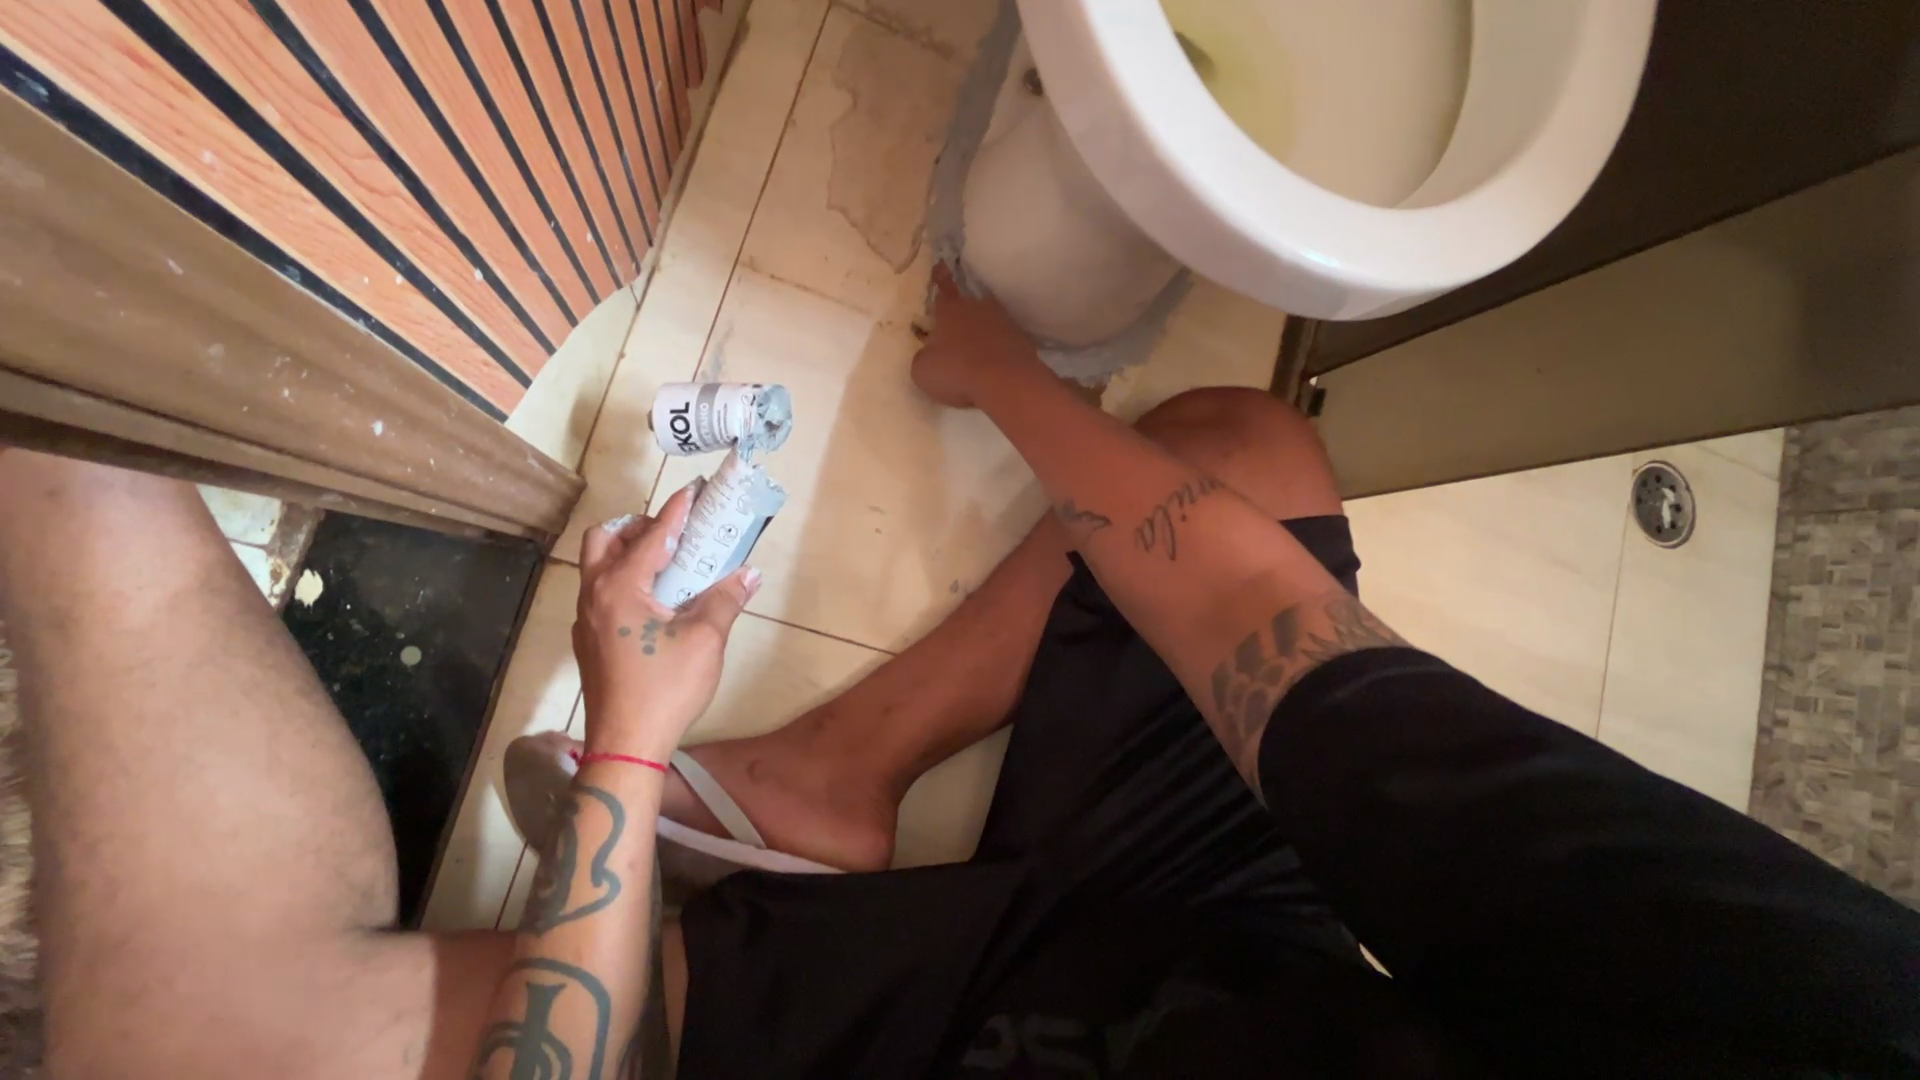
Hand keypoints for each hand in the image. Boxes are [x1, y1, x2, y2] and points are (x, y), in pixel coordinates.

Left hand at [573, 482, 760, 758]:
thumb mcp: (706, 640)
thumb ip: (726, 600)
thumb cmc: (666, 688)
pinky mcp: (588, 641)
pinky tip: (653, 600)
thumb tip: (750, 574)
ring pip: (597, 566)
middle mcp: (594, 596)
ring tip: (666, 562)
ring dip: (627, 552)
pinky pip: (600, 591)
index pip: (651, 536)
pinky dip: (623, 579)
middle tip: (672, 533)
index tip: (694, 491)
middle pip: (603, 540)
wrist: (626, 743)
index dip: (676, 511)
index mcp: (620, 588)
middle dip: (637, 526)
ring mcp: (585, 620)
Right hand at [911, 264, 1040, 409]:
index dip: (940, 279)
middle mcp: (977, 308)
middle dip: (961, 317)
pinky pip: (1005, 340)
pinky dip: (999, 349)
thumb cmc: (955, 371)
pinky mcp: (1021, 339)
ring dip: (982, 333)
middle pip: (967, 306)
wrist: (1004, 381)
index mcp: (950, 311)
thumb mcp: (923, 370)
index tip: (942, 264)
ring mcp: (1002, 321)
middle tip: (956, 336)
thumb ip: (923, 357)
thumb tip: (928, 354)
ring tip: (977, 354)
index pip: (943, 289)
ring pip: (988, 322)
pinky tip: (995, 366)